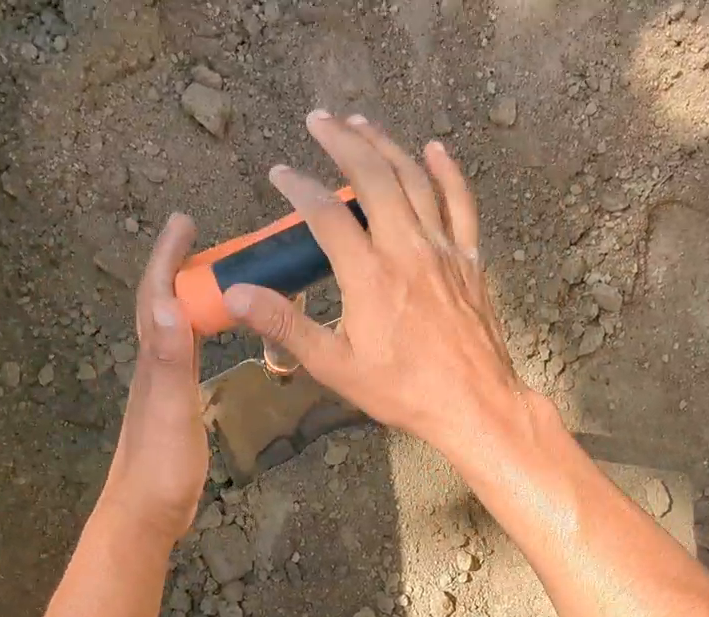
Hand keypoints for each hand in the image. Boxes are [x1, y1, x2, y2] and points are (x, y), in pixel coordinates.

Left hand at [100, 214, 206, 545]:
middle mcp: (152, 368)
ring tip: (210, 281)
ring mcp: (160, 390)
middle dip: (177, 269)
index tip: (184, 221)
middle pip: (161, 307)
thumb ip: (168, 358)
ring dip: (185, 299)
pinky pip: (182, 357)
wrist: (144, 515)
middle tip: (202, 242)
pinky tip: (205, 343)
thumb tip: (164, 299)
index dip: (167, 258)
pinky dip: (194, 335)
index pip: (156, 297)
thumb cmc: (160, 466)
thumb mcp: (169, 409)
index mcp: (153, 361)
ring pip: (171, 331)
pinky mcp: (172, 410)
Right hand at [222, 113, 522, 457]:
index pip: (326, 213)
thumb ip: (286, 325)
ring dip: (386, 145)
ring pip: (415, 180)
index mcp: (368, 275)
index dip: (299, 187)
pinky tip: (434, 150)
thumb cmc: (401, 391)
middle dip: (342, 142)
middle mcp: (406, 249)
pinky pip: (461, 203)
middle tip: (319, 120)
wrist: (472, 404)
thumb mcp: (335, 366)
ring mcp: (443, 250)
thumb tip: (237, 295)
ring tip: (361, 122)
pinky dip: (447, 172)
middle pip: (373, 178)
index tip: (279, 173)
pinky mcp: (470, 260)